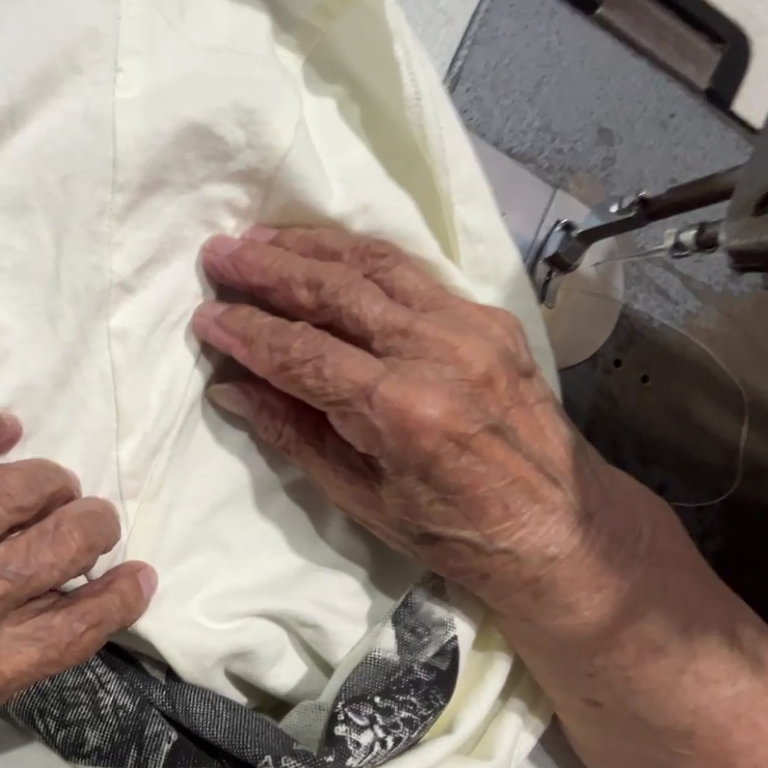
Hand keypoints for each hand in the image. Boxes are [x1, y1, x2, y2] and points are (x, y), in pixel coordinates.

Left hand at [0, 401, 155, 760]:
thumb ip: (9, 659)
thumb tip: (68, 602)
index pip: (77, 626)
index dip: (122, 597)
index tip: (139, 576)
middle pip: (59, 545)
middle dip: (97, 527)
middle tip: (94, 524)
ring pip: (13, 489)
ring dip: (53, 482)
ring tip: (55, 487)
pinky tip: (2, 430)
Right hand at [192, 226, 668, 636]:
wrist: (562, 527)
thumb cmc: (450, 531)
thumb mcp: (357, 496)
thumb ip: (291, 432)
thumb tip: (230, 387)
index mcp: (403, 410)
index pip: (304, 353)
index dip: (248, 332)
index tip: (205, 316)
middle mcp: (438, 353)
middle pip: (337, 293)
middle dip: (269, 269)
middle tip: (217, 252)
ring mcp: (470, 327)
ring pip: (375, 267)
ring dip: (309, 247)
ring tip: (258, 236)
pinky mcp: (487, 318)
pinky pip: (410, 272)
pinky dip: (357, 254)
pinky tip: (322, 249)